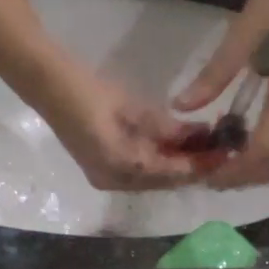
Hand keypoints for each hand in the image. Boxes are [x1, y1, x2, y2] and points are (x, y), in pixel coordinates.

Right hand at [35, 64, 200, 190]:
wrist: (48, 87)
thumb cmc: (87, 91)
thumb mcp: (131, 106)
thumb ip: (164, 126)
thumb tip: (197, 135)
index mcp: (119, 166)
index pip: (167, 172)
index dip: (195, 165)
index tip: (220, 156)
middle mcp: (114, 182)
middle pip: (161, 182)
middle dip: (189, 169)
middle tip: (216, 153)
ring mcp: (108, 180)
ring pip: (153, 179)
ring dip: (177, 166)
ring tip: (203, 150)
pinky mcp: (105, 172)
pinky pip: (141, 173)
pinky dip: (160, 163)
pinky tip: (177, 150)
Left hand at [173, 0, 268, 188]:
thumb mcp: (242, 34)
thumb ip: (214, 75)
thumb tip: (182, 105)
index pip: (263, 149)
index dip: (237, 170)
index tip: (213, 176)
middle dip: (249, 178)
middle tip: (220, 179)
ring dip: (266, 173)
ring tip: (238, 170)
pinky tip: (261, 156)